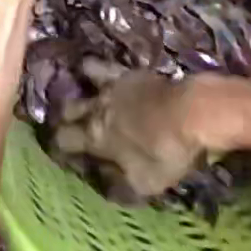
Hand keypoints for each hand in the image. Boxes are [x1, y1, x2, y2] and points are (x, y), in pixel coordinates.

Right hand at [54, 63, 250, 198]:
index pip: (64, 138)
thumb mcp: (146, 183)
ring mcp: (110, 86)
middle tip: (70, 123)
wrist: (191, 112)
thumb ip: (121, 183)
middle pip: (68, 108)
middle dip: (66, 116)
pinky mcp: (127, 72)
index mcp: (96, 137)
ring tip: (84, 90)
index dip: (59, 144)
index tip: (61, 150)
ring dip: (81, 85)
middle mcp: (95, 108)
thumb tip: (105, 184)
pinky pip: (104, 66)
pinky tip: (105, 76)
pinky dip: (98, 69)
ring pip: (82, 80)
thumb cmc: (168, 152)